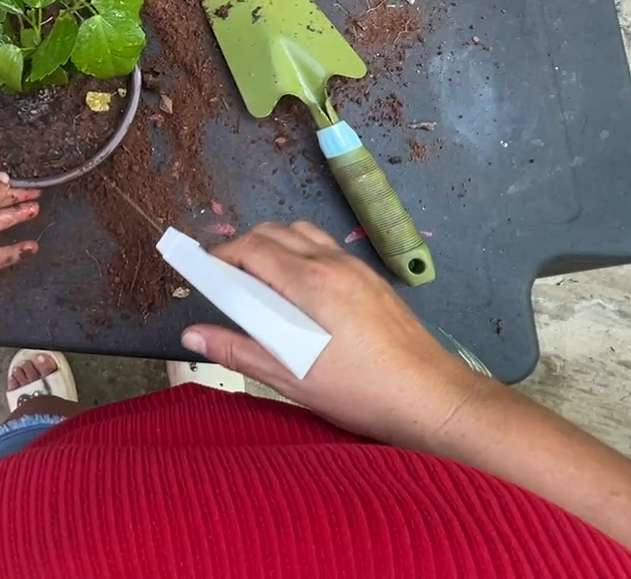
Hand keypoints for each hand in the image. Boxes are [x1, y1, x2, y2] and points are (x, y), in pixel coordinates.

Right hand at [180, 221, 494, 450]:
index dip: (220, 254)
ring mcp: (354, 266)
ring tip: (262, 278)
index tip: (203, 271)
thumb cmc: (362, 392)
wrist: (438, 400)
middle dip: (241, 247)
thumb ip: (238, 351)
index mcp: (308, 283)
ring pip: (299, 231)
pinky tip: (300, 287)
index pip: (251, 247)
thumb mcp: (292, 379)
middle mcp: (330, 263)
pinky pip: (323, 245)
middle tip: (228, 279)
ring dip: (272, 244)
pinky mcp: (370, 277)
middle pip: (272, 231)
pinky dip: (299, 251)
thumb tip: (191, 336)